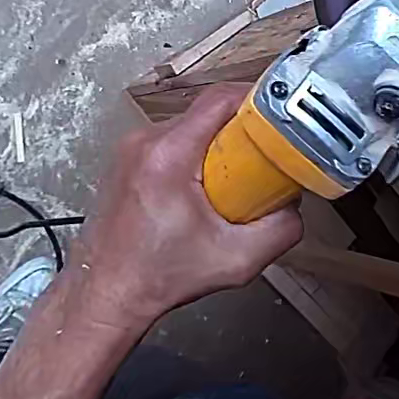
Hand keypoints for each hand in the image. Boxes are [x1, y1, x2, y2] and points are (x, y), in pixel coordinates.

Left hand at [66, 84, 302, 335]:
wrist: (104, 298)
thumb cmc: (157, 279)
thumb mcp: (237, 260)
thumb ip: (281, 229)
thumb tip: (294, 201)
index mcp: (168, 156)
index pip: (220, 99)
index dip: (257, 100)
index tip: (280, 117)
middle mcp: (145, 143)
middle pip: (210, 110)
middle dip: (244, 127)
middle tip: (265, 155)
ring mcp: (133, 148)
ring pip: (194, 124)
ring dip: (223, 141)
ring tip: (238, 175)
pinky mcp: (131, 159)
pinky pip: (178, 138)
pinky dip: (201, 152)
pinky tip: (210, 184)